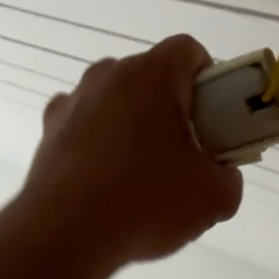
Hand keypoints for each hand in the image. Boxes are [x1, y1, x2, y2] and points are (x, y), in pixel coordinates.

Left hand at [18, 35, 243, 266]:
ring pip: (115, 95)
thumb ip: (227, 178)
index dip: (206, 77)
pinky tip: (101, 176)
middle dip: (169, 105)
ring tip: (138, 173)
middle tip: (182, 151)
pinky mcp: (51, 122)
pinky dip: (95, 138)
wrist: (66, 229)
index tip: (211, 115)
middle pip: (151, 74)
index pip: (187, 49)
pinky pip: (83, 118)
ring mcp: (77, 95)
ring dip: (130, 120)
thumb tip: (221, 174)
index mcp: (153, 74)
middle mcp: (112, 72)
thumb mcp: (211, 198)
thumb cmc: (146, 200)